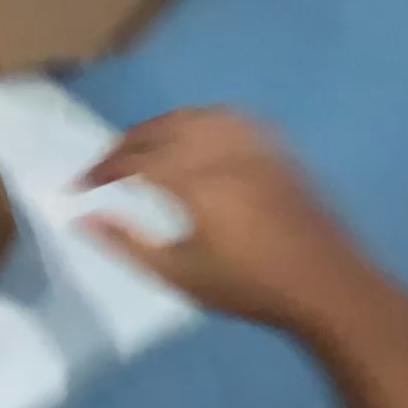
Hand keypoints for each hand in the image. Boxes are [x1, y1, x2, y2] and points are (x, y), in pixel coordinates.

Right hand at [80, 107, 397, 337]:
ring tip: (144, 147)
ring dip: (163, 126)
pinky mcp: (279, 156)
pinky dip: (203, 122)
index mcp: (196, 185)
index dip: (101, 169)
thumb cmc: (244, 286)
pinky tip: (194, 139)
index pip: (135, 160)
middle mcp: (225, 157)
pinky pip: (236, 121)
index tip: (78, 186)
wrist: (328, 290)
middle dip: (126, 142)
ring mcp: (257, 152)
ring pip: (201, 117)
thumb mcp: (172, 272)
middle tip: (104, 165)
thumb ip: (124, 241)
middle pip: (165, 128)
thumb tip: (81, 217)